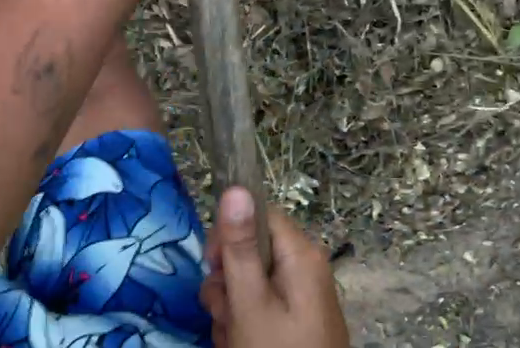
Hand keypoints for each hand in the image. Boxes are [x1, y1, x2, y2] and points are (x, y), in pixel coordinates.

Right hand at [200, 188, 349, 347]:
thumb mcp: (249, 301)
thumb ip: (239, 246)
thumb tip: (235, 187)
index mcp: (303, 255)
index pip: (258, 213)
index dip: (230, 233)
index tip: (212, 262)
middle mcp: (307, 268)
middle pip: (252, 247)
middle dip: (227, 276)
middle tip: (220, 306)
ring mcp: (303, 296)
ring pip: (251, 278)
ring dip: (230, 302)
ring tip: (229, 332)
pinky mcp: (298, 319)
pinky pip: (262, 302)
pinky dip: (245, 318)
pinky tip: (237, 339)